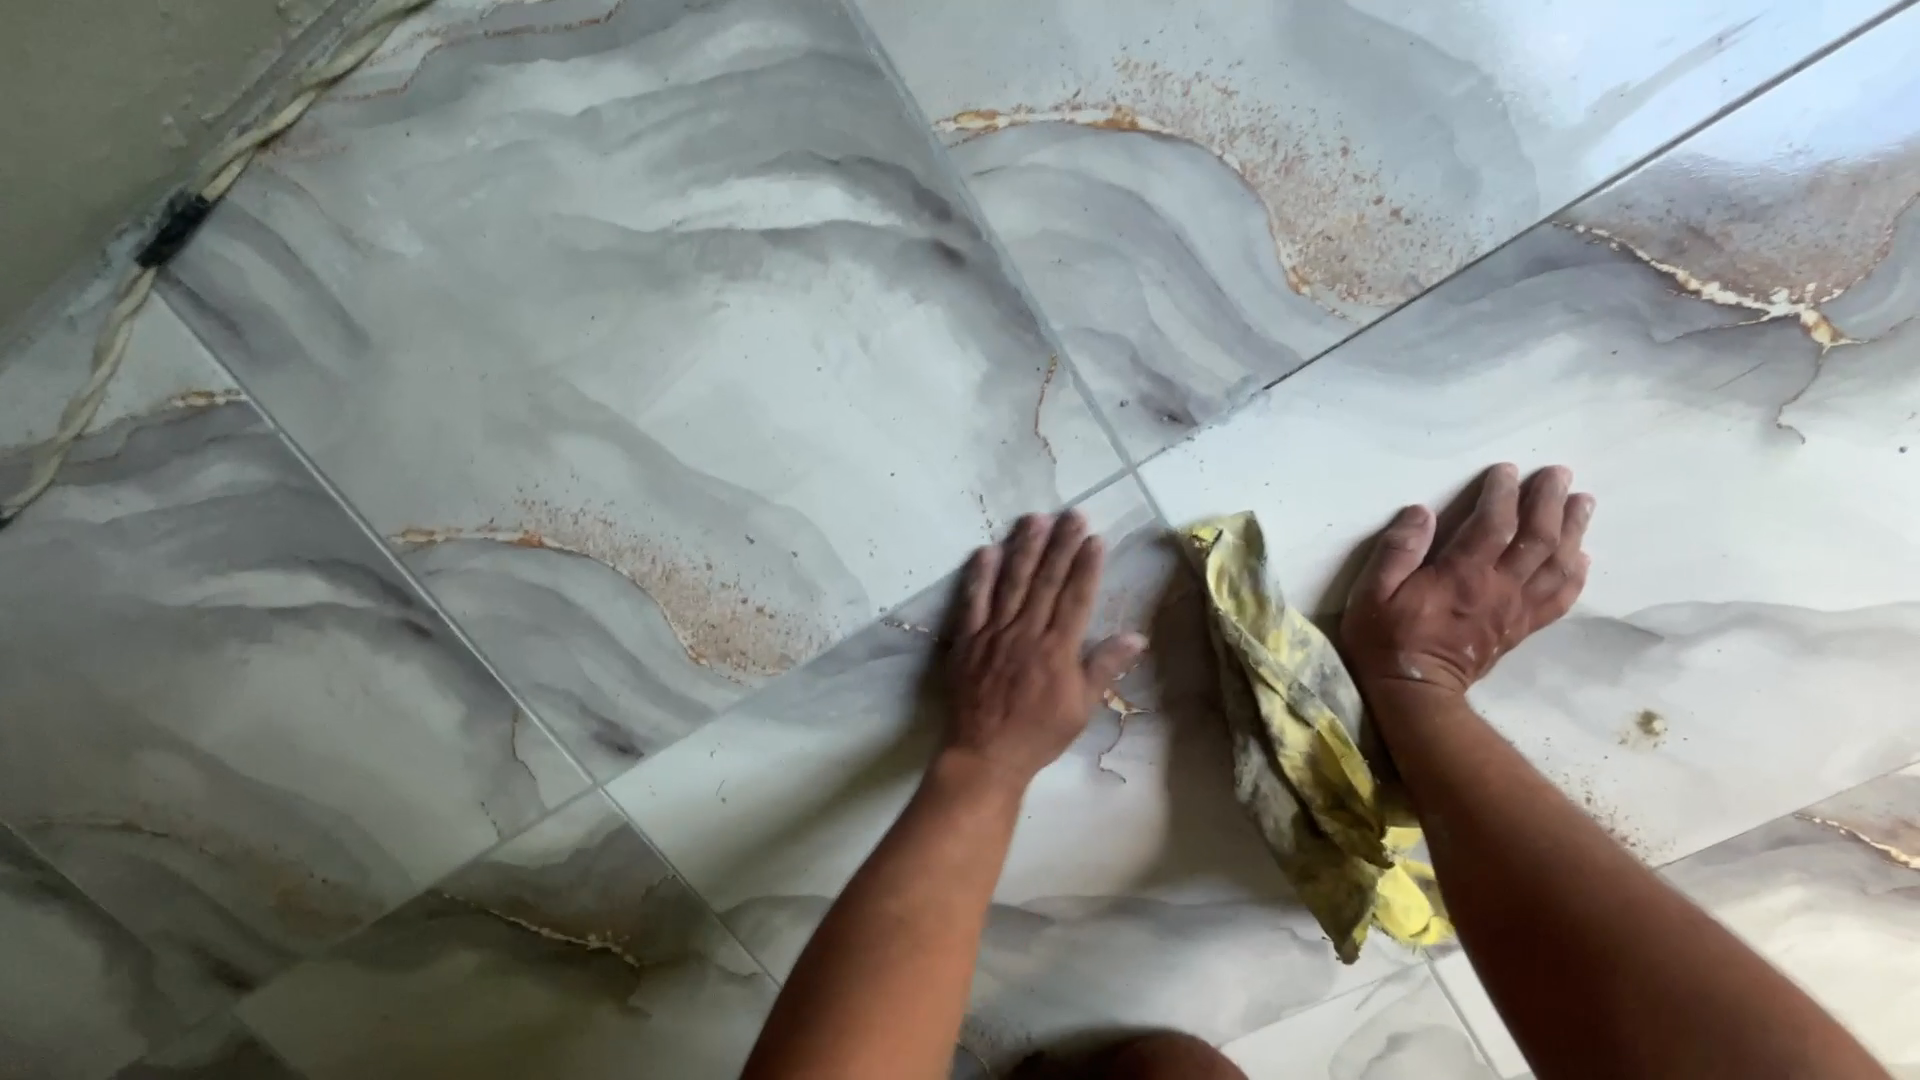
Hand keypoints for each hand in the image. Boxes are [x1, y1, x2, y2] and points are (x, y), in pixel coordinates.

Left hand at [945, 511, 1147, 787]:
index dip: (1086, 566)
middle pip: (1046, 581)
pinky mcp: (967, 640)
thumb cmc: (1039, 734)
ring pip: (1011, 583)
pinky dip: (980, 576)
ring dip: (1024, 548)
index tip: (1095, 538)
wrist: (986, 754)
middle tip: (1071, 514)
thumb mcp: (1082, 707)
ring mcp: (994, 634)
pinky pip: (972, 602)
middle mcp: (1027, 633)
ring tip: (1034, 519)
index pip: (1076, 598)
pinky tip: (987, 550)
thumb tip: (1137, 637)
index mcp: (1057, 649)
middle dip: (1061, 545)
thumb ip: (1104, 667)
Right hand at [1341, 463, 1594, 697]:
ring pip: (1557, 563)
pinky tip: (1582, 556)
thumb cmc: (1385, 640)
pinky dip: (1576, 573)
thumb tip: (1420, 512)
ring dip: (1573, 529)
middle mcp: (1498, 588)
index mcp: (1461, 576)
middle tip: (1558, 474)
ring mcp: (1515, 610)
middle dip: (1549, 502)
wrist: (1414, 693)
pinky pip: (1560, 597)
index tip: (1507, 470)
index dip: (1503, 494)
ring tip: (1582, 502)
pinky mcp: (1521, 628)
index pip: (1493, 524)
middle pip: (1537, 538)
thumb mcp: (1371, 593)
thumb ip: (1397, 551)